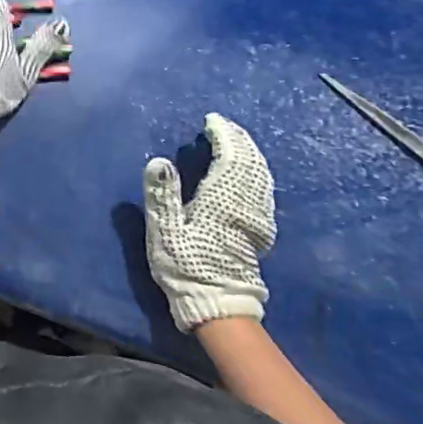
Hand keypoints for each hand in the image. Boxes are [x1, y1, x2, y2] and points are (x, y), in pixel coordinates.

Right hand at [143, 114, 277, 331]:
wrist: (217, 302)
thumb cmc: (186, 264)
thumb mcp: (165, 230)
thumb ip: (162, 194)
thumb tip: (160, 161)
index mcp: (221, 201)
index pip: (229, 159)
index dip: (223, 137)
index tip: (212, 121)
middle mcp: (244, 204)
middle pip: (250, 164)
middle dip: (239, 141)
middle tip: (225, 126)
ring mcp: (257, 217)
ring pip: (260, 176)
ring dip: (250, 155)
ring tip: (237, 141)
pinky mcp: (260, 229)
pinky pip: (262, 190)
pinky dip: (256, 172)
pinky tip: (248, 172)